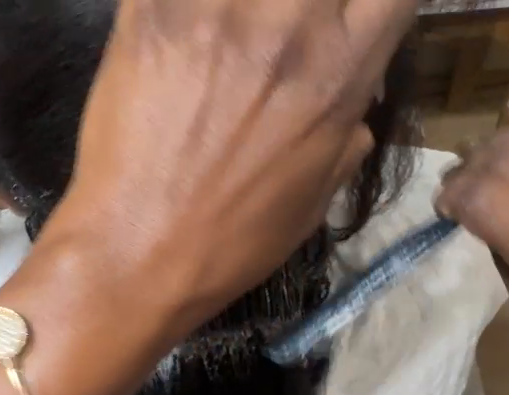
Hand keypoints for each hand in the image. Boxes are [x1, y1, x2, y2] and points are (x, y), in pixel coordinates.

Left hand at [40, 0, 414, 340]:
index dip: (374, 7)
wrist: (134, 256)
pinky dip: (187, 8)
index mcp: (338, 75)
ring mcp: (219, 6)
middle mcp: (290, 23)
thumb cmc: (228, 246)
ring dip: (244, 12)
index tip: (349, 24)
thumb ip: (342, 138)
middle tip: (276, 42)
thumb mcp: (312, 204)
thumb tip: (353, 111)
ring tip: (227, 48)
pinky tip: (185, 39)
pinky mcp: (155, 3)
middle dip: (307, 10)